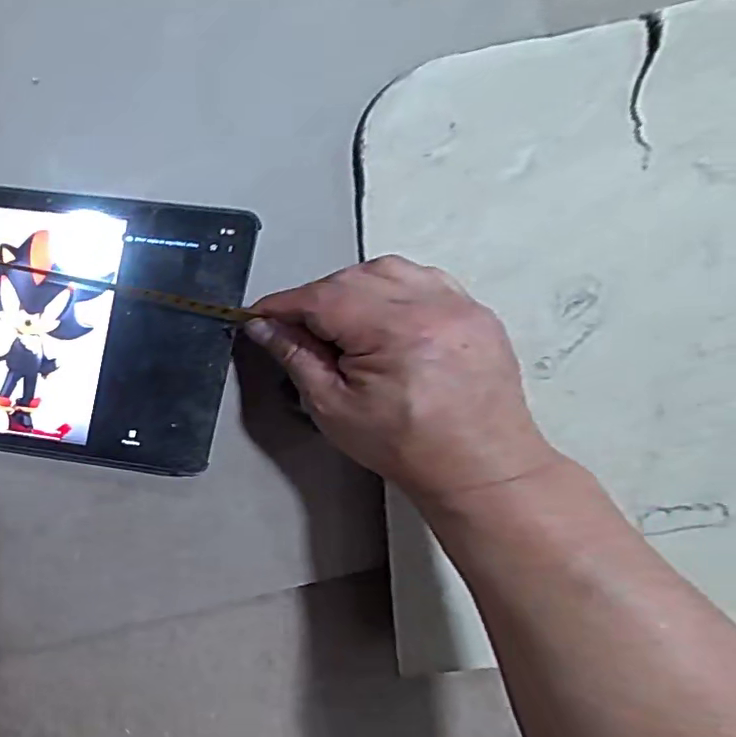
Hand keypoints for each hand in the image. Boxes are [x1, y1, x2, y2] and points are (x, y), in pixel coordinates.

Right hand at [244, 256, 561, 501]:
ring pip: (384, 270)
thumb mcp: (329, 403)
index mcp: (398, 333)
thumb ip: (294, 355)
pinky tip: (371, 313)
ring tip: (331, 320)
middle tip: (288, 328)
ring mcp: (460, 308)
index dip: (280, 305)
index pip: (321, 298)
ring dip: (347, 287)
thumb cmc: (407, 444)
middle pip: (350, 279)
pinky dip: (386, 287)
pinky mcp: (474, 314)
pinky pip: (421, 278)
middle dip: (309, 298)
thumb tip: (262, 326)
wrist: (480, 466)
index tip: (256, 316)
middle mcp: (435, 310)